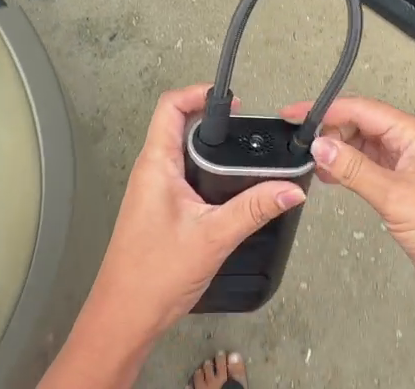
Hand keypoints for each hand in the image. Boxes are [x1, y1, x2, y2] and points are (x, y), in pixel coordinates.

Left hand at [88, 84, 305, 333]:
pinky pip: (182, 172)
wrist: (123, 321)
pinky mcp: (158, 209)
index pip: (170, 106)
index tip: (233, 101)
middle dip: (212, 117)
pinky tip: (228, 186)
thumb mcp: (213, 237)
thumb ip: (255, 208)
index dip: (200, 93)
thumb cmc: (154, 277)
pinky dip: (205, 168)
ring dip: (209, 144)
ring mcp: (152, 190)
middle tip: (245, 124)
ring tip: (242, 151)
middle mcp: (150, 171)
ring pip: (181, 149)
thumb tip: (291, 189)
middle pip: (178, 123)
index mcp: (156, 165)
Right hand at [278, 96, 414, 308]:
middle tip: (300, 141)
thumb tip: (322, 146)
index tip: (297, 114)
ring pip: (364, 145)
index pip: (363, 110)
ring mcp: (407, 165)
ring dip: (338, 150)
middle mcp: (411, 143)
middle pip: (362, 123)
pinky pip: (369, 166)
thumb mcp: (394, 196)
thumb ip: (354, 169)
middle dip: (331, 129)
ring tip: (311, 159)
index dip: (327, 110)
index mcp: (414, 133)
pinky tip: (331, 175)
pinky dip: (349, 168)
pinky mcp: (402, 186)